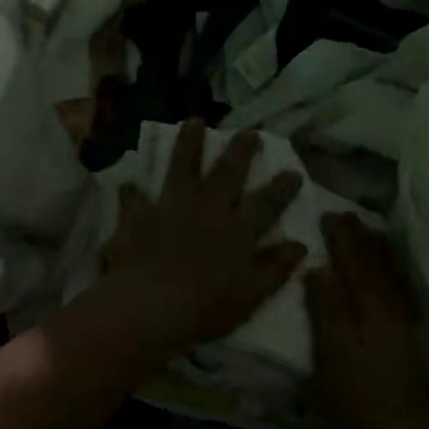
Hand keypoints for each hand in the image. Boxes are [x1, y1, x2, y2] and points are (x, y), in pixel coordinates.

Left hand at [99, 122, 305, 352]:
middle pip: (227, 175)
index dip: (281, 188)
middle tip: (248, 132)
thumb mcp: (249, 294)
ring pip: (182, 168)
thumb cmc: (204, 307)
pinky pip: (134, 198)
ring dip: (189, 144)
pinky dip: (131, 190)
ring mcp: (170, 207)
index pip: (266, 204)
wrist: (148, 304)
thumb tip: (300, 245)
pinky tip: (128, 180)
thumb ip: (274, 268)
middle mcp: (207, 209)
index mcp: (238, 230)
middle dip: (240, 152)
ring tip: (194, 122)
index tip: (292, 171)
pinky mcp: (137, 216)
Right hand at [305, 213, 428, 428]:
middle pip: (378, 267)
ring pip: (395, 279)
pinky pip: (402, 295)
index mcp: (373, 310)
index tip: (330, 214)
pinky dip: (395, 276)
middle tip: (348, 215)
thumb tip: (319, 269)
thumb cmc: (354, 394)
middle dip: (362, 240)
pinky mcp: (409, 343)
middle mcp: (395, 312)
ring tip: (372, 233)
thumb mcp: (331, 350)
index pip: (356, 265)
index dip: (344, 240)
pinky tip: (391, 277)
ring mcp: (406, 328)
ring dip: (382, 253)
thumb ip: (326, 308)